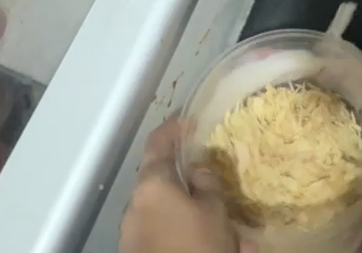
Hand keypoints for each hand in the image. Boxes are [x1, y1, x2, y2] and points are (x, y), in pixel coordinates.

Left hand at [121, 119, 251, 252]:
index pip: (158, 142)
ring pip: (167, 212)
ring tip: (229, 231)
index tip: (191, 122)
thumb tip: (197, 167)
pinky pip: (164, 234)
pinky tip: (216, 246)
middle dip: (190, 184)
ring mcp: (132, 234)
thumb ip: (207, 182)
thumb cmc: (197, 248)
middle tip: (217, 188)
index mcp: (152, 185)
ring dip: (192, 213)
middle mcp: (136, 205)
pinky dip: (185, 234)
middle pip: (163, 182)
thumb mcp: (215, 211)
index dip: (174, 127)